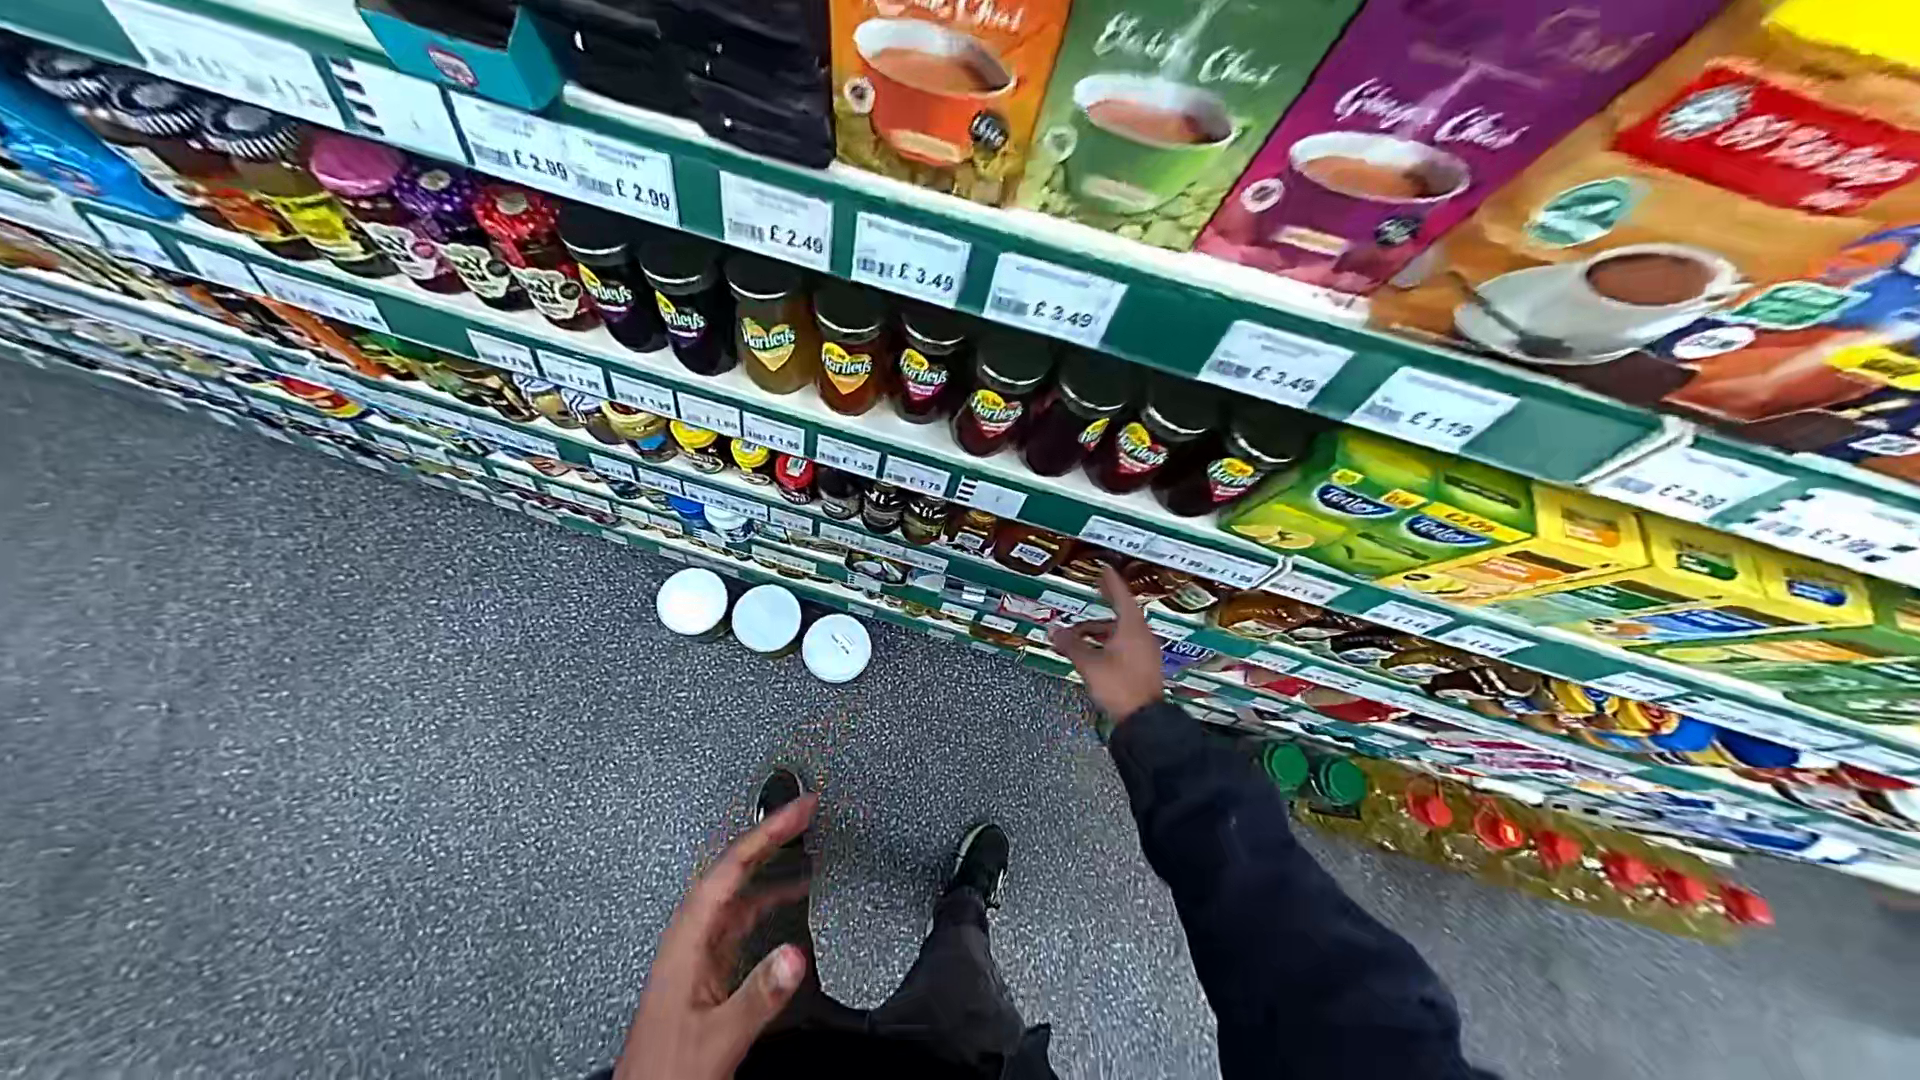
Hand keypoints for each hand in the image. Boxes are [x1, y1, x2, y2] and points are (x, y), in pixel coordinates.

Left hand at [613, 794, 817, 1079]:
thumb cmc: (664, 1075)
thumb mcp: (716, 1037)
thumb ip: (758, 995)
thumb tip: (794, 953)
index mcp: (687, 939)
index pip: (730, 867)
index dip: (767, 832)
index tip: (797, 810)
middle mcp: (692, 936)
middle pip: (733, 868)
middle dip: (770, 834)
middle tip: (804, 810)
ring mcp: (700, 949)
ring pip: (739, 888)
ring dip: (770, 862)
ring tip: (803, 843)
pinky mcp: (709, 965)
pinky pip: (744, 913)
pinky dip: (770, 895)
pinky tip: (789, 897)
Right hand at [1049, 566, 1163, 722]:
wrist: (1143, 720)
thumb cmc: (1119, 686)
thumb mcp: (1089, 664)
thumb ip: (1071, 645)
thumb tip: (1054, 631)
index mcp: (1132, 628)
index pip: (1121, 597)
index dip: (1111, 582)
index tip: (1105, 569)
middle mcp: (1142, 636)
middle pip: (1122, 613)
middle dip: (1106, 603)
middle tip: (1096, 590)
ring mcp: (1144, 652)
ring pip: (1121, 631)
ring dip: (1100, 629)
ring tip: (1078, 633)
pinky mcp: (1142, 667)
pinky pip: (1124, 645)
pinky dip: (1107, 641)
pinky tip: (1091, 650)